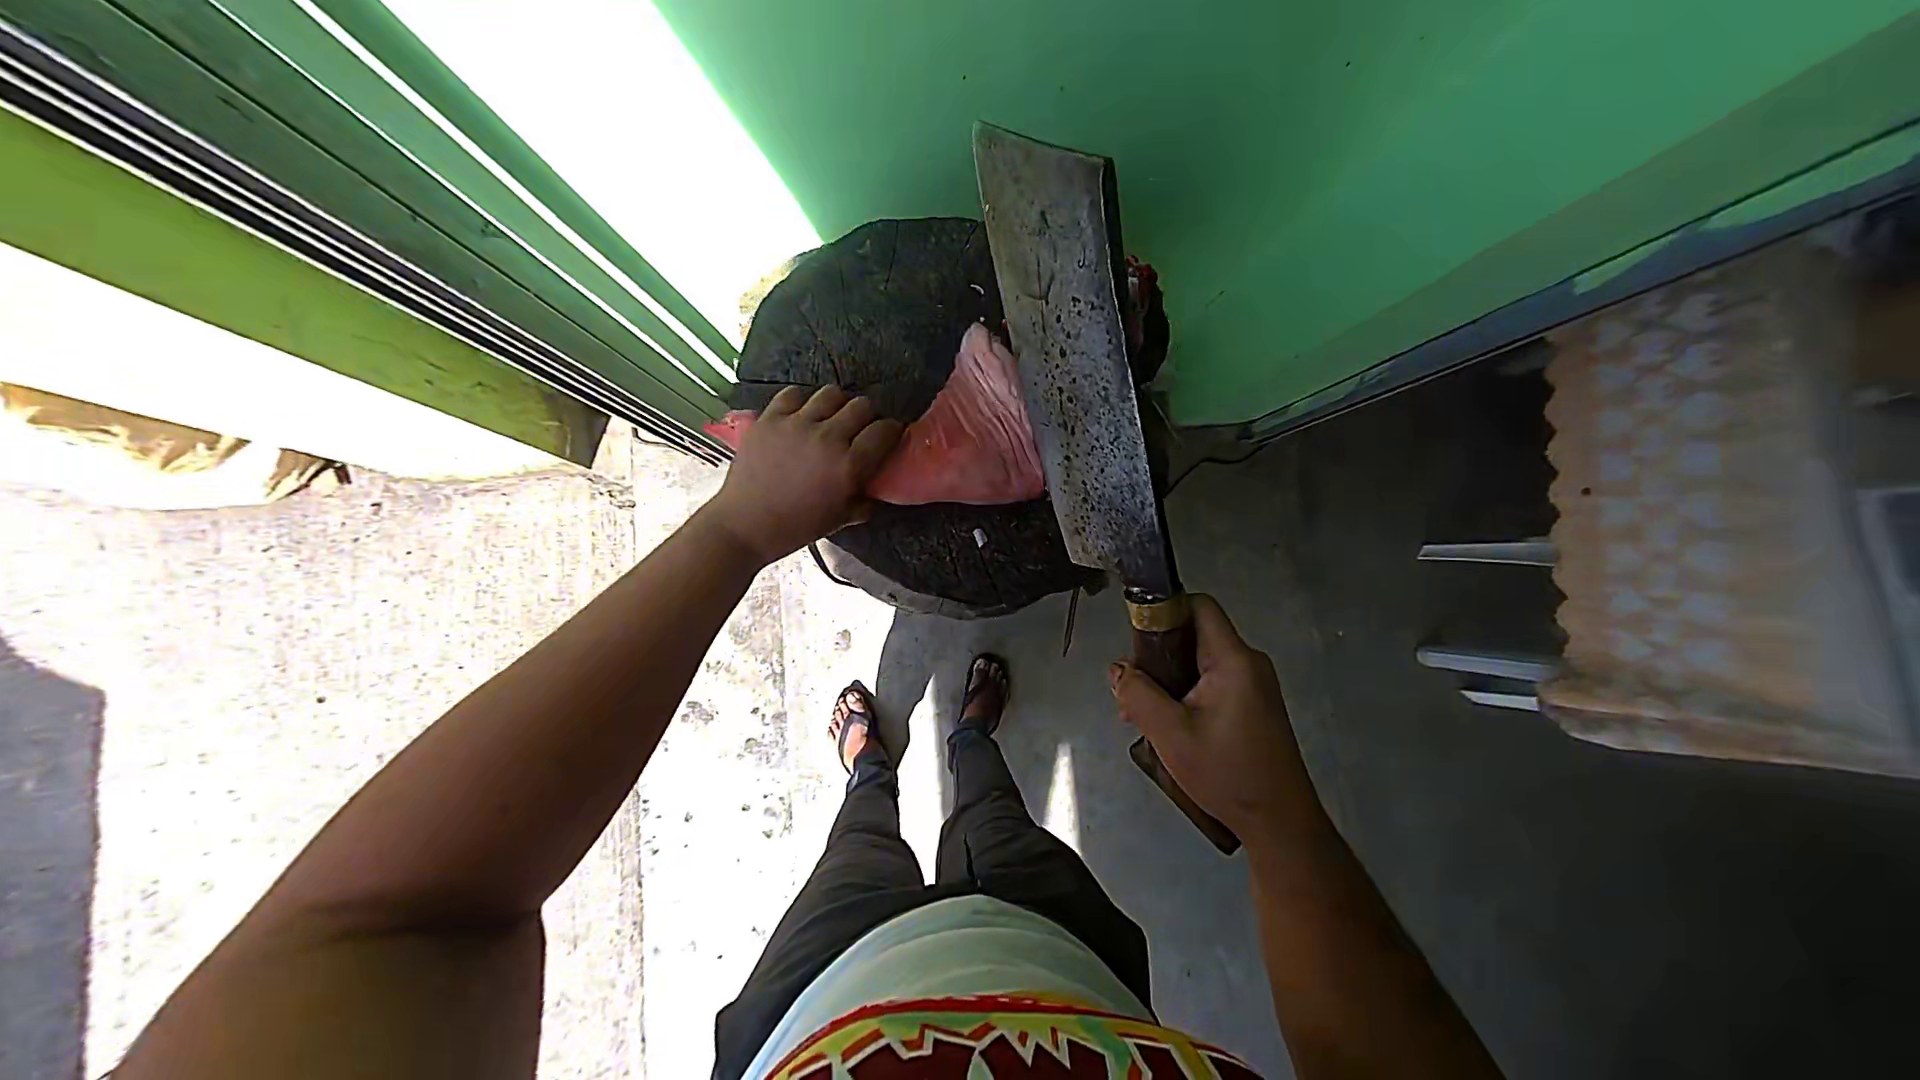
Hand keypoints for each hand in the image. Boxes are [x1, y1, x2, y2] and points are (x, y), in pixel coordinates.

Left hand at [702, 385, 903, 563]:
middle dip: (868, 415)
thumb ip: (864, 502)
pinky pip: (794, 394)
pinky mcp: (770, 418)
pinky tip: (803, 413)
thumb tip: (875, 490)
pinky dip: (804, 400)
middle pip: (862, 405)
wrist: (746, 524)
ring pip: (832, 393)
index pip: (884, 431)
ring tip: (833, 416)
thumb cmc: (796, 527)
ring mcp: (797, 424)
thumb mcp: (840, 520)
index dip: (892, 430)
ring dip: (839, 404)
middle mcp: (827, 438)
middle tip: (861, 427)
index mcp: (849, 465)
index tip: (889, 435)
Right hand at [1109, 595, 1320, 848]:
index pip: (1198, 606)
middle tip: (1132, 690)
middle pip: (1193, 634)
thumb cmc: (1228, 774)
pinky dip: (1182, 694)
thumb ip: (1138, 694)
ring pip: (1197, 662)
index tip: (1136, 640)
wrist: (1280, 823)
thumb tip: (1119, 670)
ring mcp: (1252, 684)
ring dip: (1165, 681)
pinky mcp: (1250, 704)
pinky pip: (1208, 682)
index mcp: (1233, 660)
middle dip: (1156, 656)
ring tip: (1142, 714)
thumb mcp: (1170, 734)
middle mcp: (1247, 663)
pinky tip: (1165, 725)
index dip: (1165, 610)